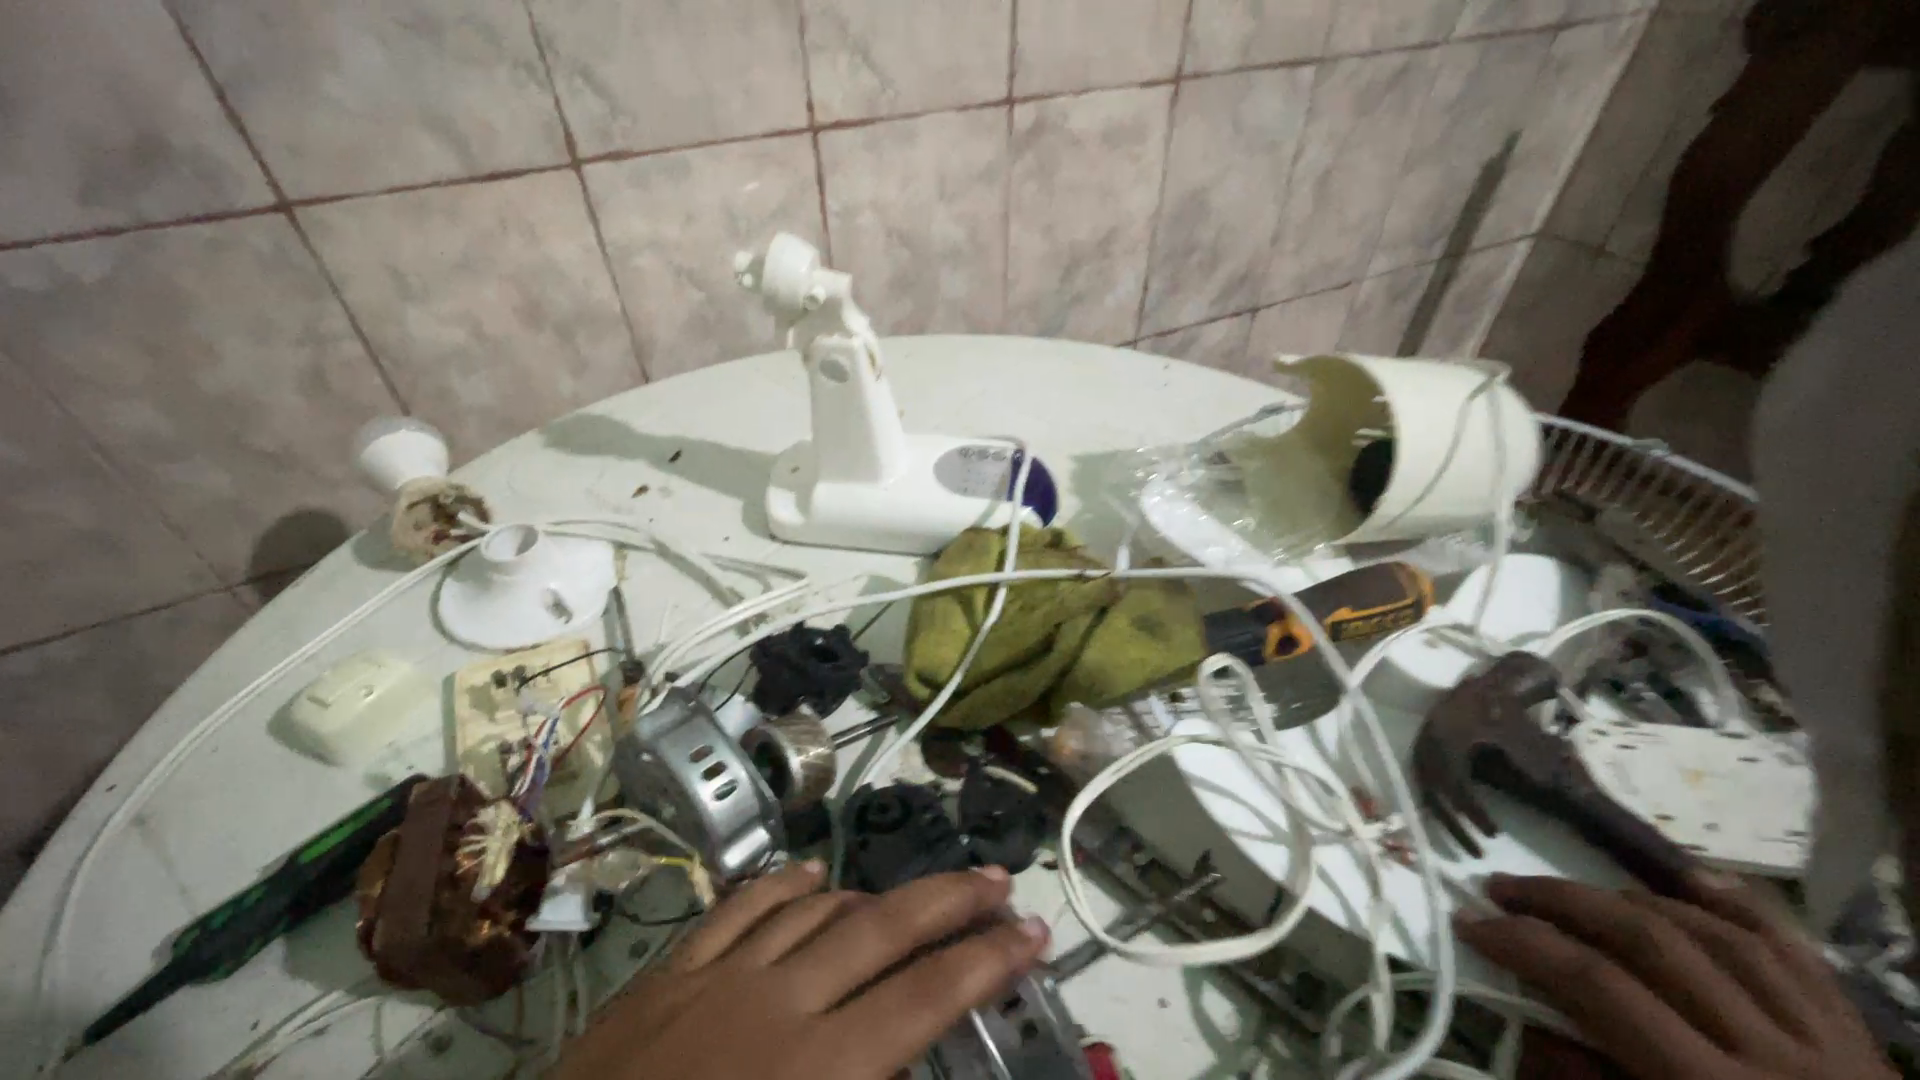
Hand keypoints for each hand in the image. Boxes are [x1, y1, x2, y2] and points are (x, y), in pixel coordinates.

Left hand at [552, 861, 1049, 1079]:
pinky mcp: (671, 970)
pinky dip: (785, 885)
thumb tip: (916, 1049)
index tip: (1033, 934)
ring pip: (817, 908)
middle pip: (883, 930)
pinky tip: (812, 876)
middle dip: (949, 902)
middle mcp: (779, 1004)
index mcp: (818, 1069)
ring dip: (876, 893)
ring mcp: (720, 976)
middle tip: (998, 880)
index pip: (925, 998)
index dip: (987, 962)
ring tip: (919, 891)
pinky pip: (741, 906)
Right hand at [1456, 872, 1894, 1079]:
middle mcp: (1773, 1056)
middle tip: (1503, 888)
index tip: (1470, 921)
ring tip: (1577, 893)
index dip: (1526, 944)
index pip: (1600, 987)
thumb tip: (1528, 1022)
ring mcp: (1828, 1042)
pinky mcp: (1859, 1037)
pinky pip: (1793, 952)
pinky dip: (1738, 907)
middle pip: (1651, 942)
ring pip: (1716, 934)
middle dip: (1564, 902)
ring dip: (1632, 900)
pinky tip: (1688, 877)